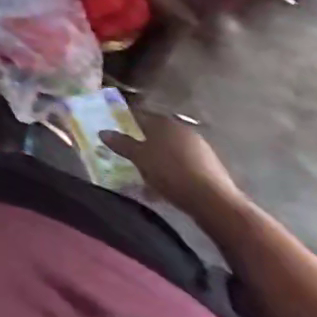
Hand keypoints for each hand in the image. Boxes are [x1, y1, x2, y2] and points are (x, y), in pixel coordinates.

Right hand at [103, 111, 245, 222]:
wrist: (213, 200)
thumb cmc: (171, 173)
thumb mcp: (140, 159)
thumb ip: (122, 144)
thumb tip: (102, 131)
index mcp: (163, 122)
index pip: (140, 115)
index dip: (126, 122)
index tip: (115, 132)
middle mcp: (181, 128)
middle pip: (156, 132)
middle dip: (143, 143)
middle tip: (129, 156)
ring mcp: (197, 146)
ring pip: (170, 149)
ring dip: (157, 159)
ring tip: (145, 176)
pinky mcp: (208, 165)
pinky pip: (182, 163)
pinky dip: (171, 170)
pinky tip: (166, 187)